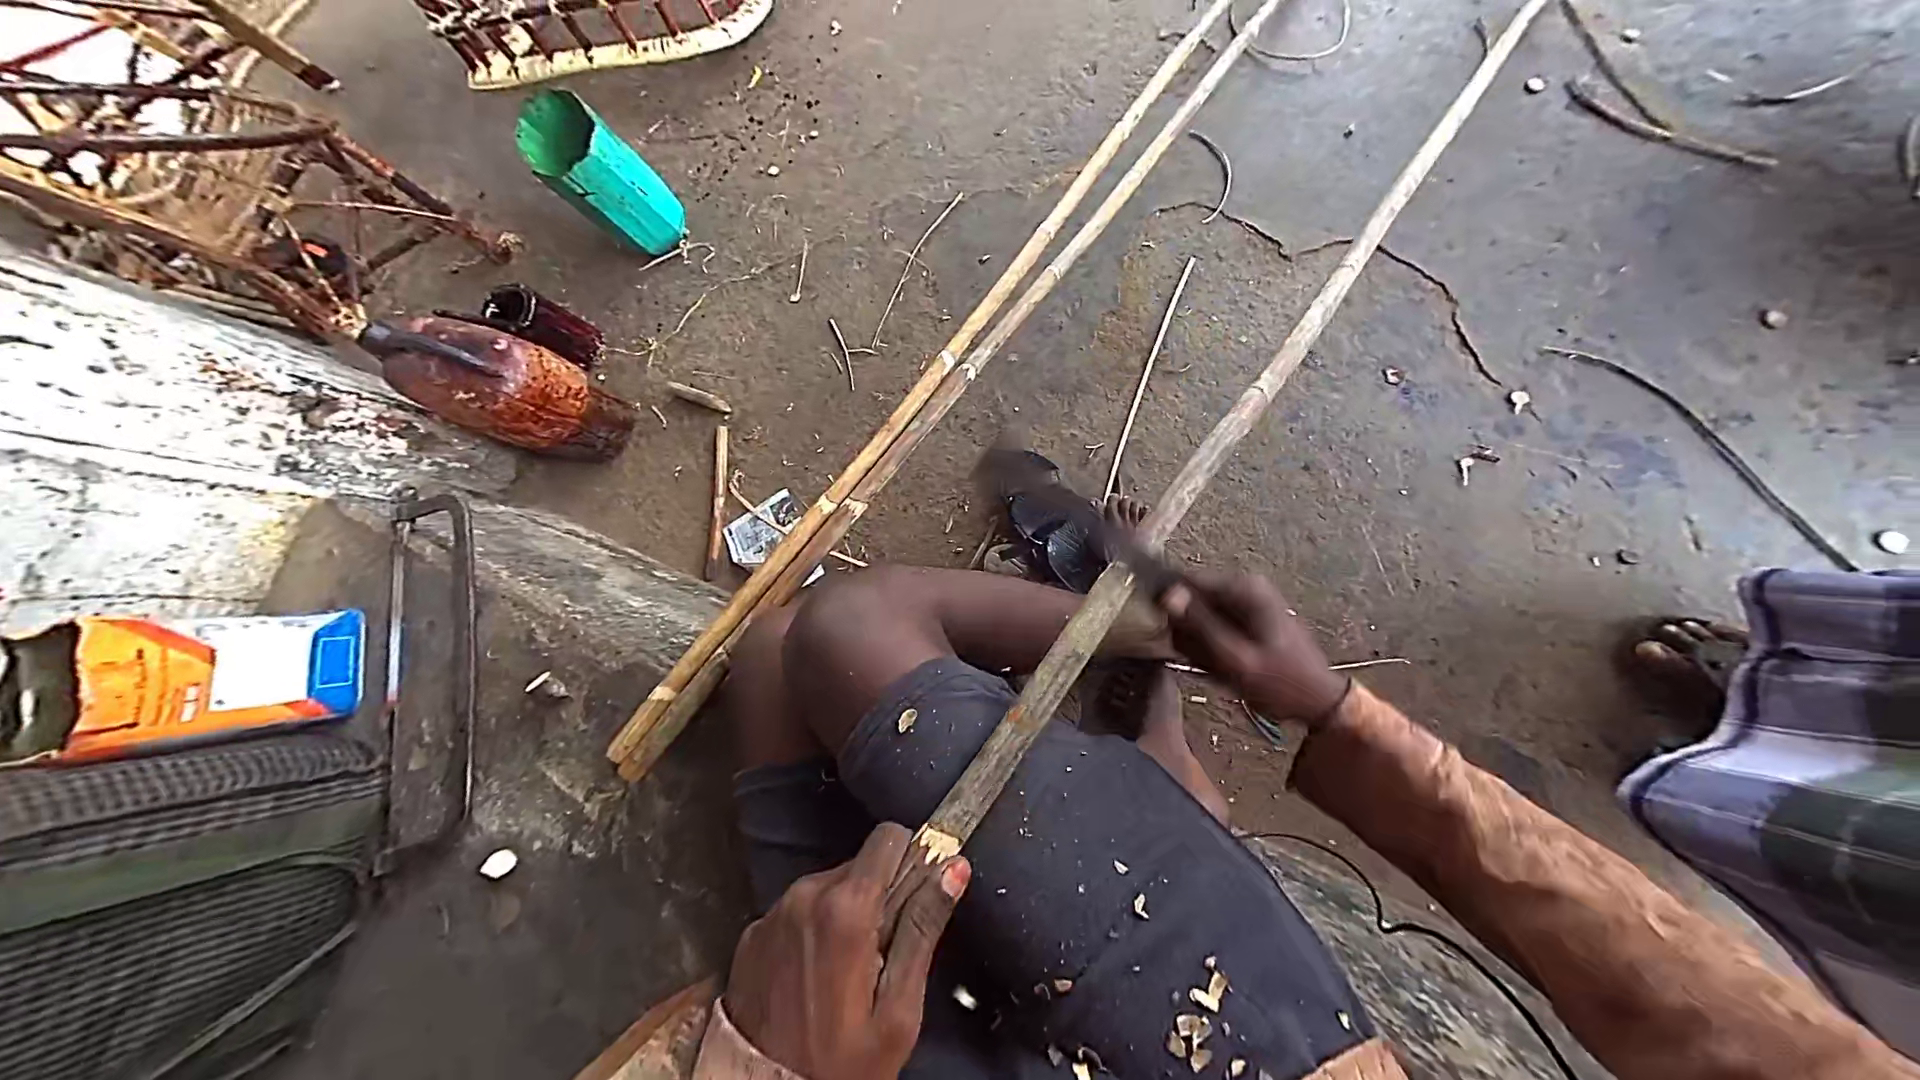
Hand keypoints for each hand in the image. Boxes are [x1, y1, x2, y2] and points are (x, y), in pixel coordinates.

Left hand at [724, 824, 971, 1079]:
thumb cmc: (840, 1068)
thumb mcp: (898, 1010)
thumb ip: (924, 927)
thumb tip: (954, 868)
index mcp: (846, 907)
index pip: (888, 837)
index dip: (910, 858)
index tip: (916, 893)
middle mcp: (806, 895)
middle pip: (860, 864)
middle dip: (880, 894)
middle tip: (883, 952)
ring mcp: (774, 913)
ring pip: (830, 885)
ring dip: (846, 912)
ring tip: (847, 971)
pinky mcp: (753, 932)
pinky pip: (798, 910)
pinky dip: (812, 929)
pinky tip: (813, 975)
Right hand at [1160, 571, 1351, 726]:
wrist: (1317, 701)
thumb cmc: (1280, 681)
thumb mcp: (1236, 657)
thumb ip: (1200, 625)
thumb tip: (1166, 595)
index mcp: (1244, 588)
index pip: (1186, 581)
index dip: (1170, 606)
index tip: (1167, 634)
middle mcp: (1243, 588)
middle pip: (1191, 600)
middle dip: (1187, 631)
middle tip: (1199, 659)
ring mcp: (1245, 603)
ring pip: (1198, 616)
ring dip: (1197, 643)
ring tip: (1214, 667)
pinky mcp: (1245, 618)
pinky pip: (1211, 627)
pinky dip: (1208, 647)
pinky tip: (1220, 666)